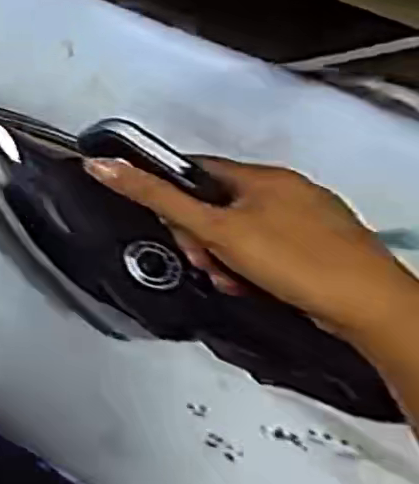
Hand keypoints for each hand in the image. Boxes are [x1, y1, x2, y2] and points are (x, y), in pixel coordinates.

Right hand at [86, 155, 418, 343]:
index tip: (171, 222)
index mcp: (265, 176)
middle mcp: (292, 191)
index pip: (190, 169)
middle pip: (213, 202)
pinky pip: (269, 247)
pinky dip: (253, 264)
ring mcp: (316, 222)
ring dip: (223, 253)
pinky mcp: (329, 251)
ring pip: (239, 228)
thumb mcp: (211, 227)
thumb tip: (99, 164)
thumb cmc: (299, 265)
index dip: (168, 194)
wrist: (383, 319)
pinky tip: (255, 283)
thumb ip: (151, 194)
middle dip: (198, 233)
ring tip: (231, 276)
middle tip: (205, 257)